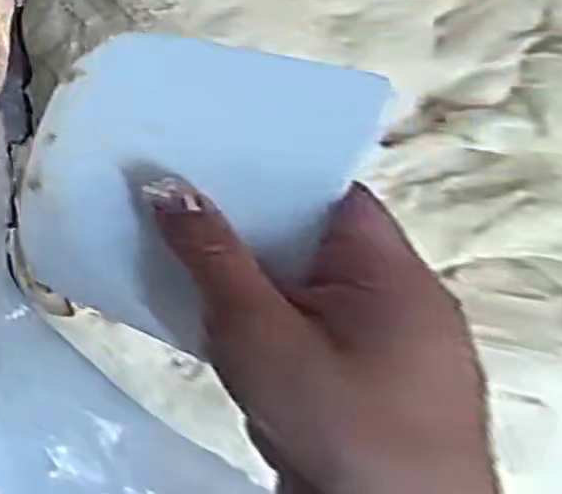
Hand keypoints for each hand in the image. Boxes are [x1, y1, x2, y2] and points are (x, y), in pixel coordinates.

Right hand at [149, 180, 496, 493]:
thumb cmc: (333, 416)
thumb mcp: (255, 325)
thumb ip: (208, 250)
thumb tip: (163, 182)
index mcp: (396, 280)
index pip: (332, 194)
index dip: (269, 165)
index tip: (201, 146)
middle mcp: (397, 302)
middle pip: (306, 231)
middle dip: (235, 208)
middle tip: (165, 181)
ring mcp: (377, 341)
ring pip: (292, 272)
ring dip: (234, 254)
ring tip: (167, 226)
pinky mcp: (352, 371)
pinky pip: (290, 308)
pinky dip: (245, 293)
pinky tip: (197, 289)